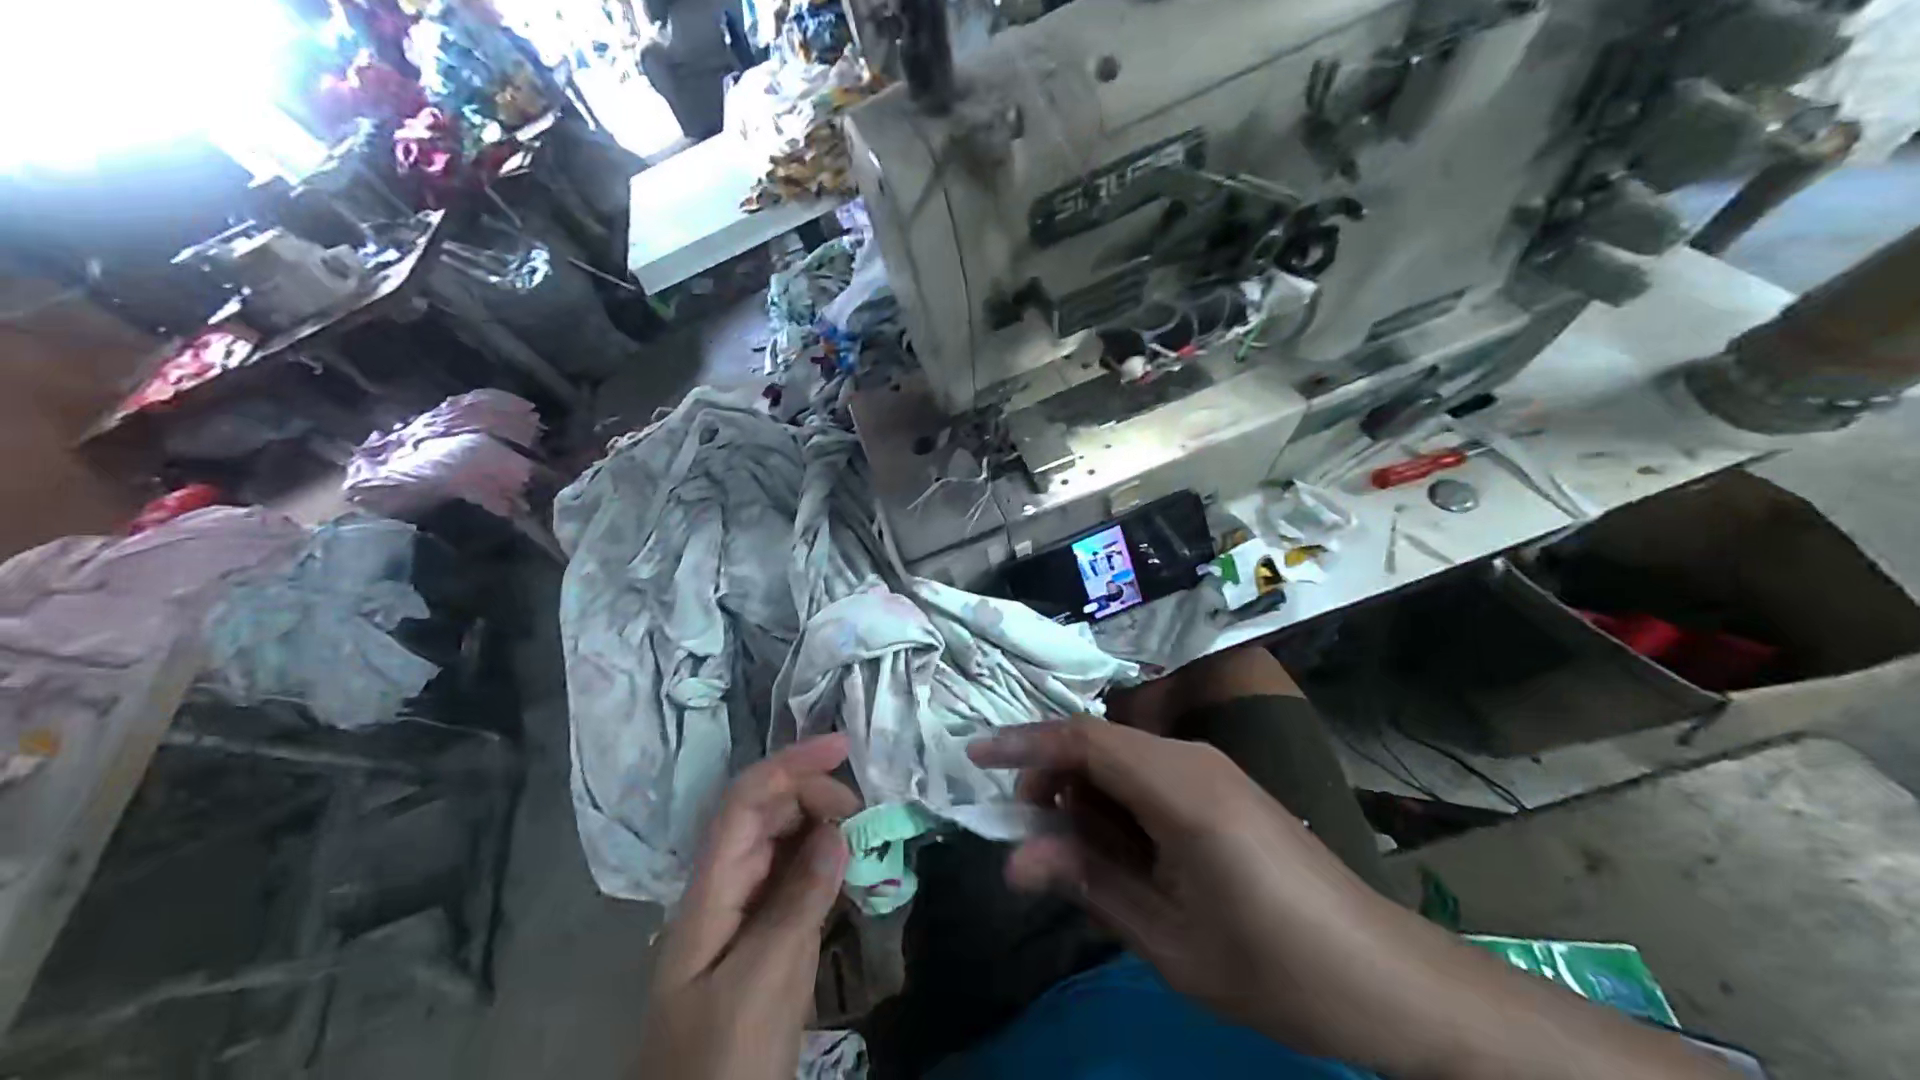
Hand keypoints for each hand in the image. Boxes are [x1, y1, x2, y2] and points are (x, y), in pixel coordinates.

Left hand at [643, 735, 858, 1079]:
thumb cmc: (721, 1061)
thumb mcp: (762, 983)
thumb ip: (798, 903)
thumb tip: (836, 833)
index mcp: (708, 891)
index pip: (744, 803)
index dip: (789, 764)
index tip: (843, 746)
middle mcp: (723, 891)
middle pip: (763, 815)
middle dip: (811, 793)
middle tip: (862, 812)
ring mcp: (742, 917)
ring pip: (781, 845)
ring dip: (820, 825)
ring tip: (863, 830)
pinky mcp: (763, 942)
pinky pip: (794, 882)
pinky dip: (823, 864)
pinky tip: (849, 868)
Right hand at [969, 718, 1413, 1063]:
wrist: (1385, 979)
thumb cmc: (1274, 968)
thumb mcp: (1168, 940)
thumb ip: (1089, 885)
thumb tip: (1016, 860)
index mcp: (1182, 791)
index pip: (1083, 739)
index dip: (1023, 743)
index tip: (973, 756)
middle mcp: (1195, 761)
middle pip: (1098, 745)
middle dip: (1052, 781)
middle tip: (1031, 842)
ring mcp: (1213, 770)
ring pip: (1122, 760)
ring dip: (1085, 798)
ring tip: (1078, 861)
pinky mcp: (1223, 788)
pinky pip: (1150, 776)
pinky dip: (1118, 805)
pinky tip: (1122, 855)